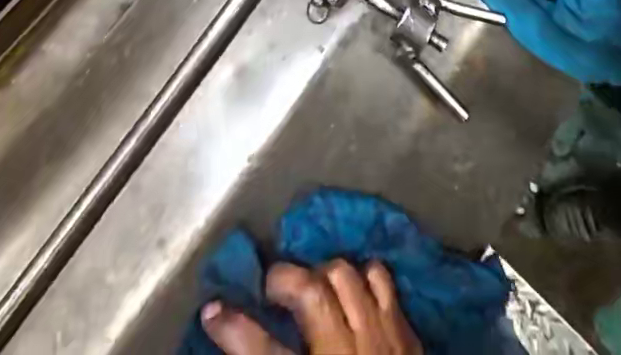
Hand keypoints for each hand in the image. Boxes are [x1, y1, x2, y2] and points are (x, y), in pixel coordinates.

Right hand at [201, 260, 421, 354]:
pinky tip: (354, 288)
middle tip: (271, 289)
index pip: (264, 354)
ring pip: (347, 275)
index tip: (212, 309)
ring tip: (313, 287)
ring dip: (324, 274)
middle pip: (312, 293)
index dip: (235, 330)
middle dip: (285, 280)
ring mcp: (382, 338)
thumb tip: (241, 341)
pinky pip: (382, 281)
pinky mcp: (407, 333)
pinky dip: (364, 276)